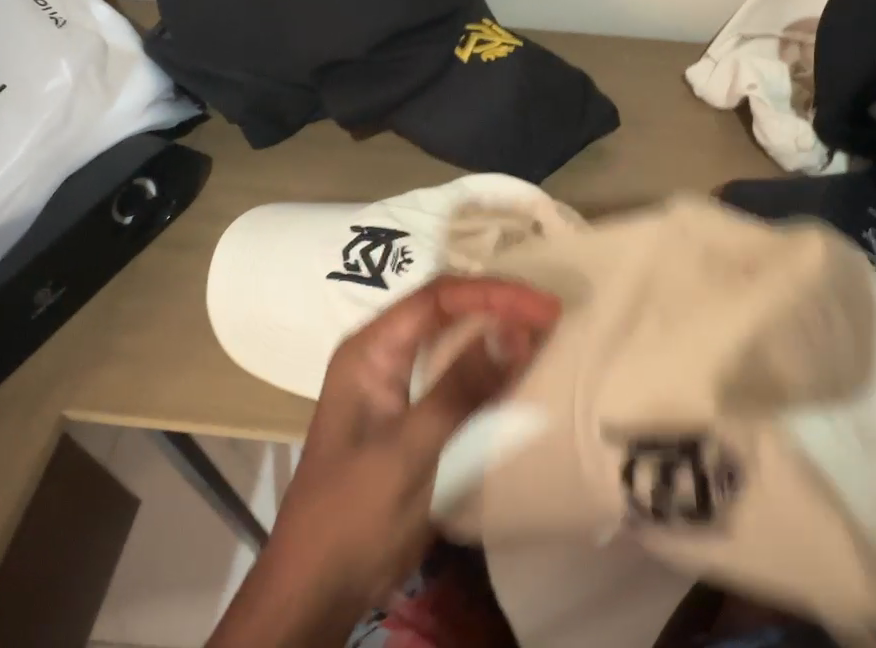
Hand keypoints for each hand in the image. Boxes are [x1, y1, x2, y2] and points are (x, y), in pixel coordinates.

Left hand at [207, 276, 560, 646]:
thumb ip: (460, 387)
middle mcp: (384, 356)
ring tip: (548, 335)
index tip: (545, 308)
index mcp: (370, 350)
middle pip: (447, 310)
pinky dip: (492, 369)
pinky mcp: (417, 416)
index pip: (437, 299)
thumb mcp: (408, 448)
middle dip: (499, 305)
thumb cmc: (353, 509)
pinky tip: (522, 372)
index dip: (494, 295)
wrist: (322, 581)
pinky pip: (459, 376)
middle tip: (553, 316)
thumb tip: (516, 329)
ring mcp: (400, 385)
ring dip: (498, 333)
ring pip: (454, 340)